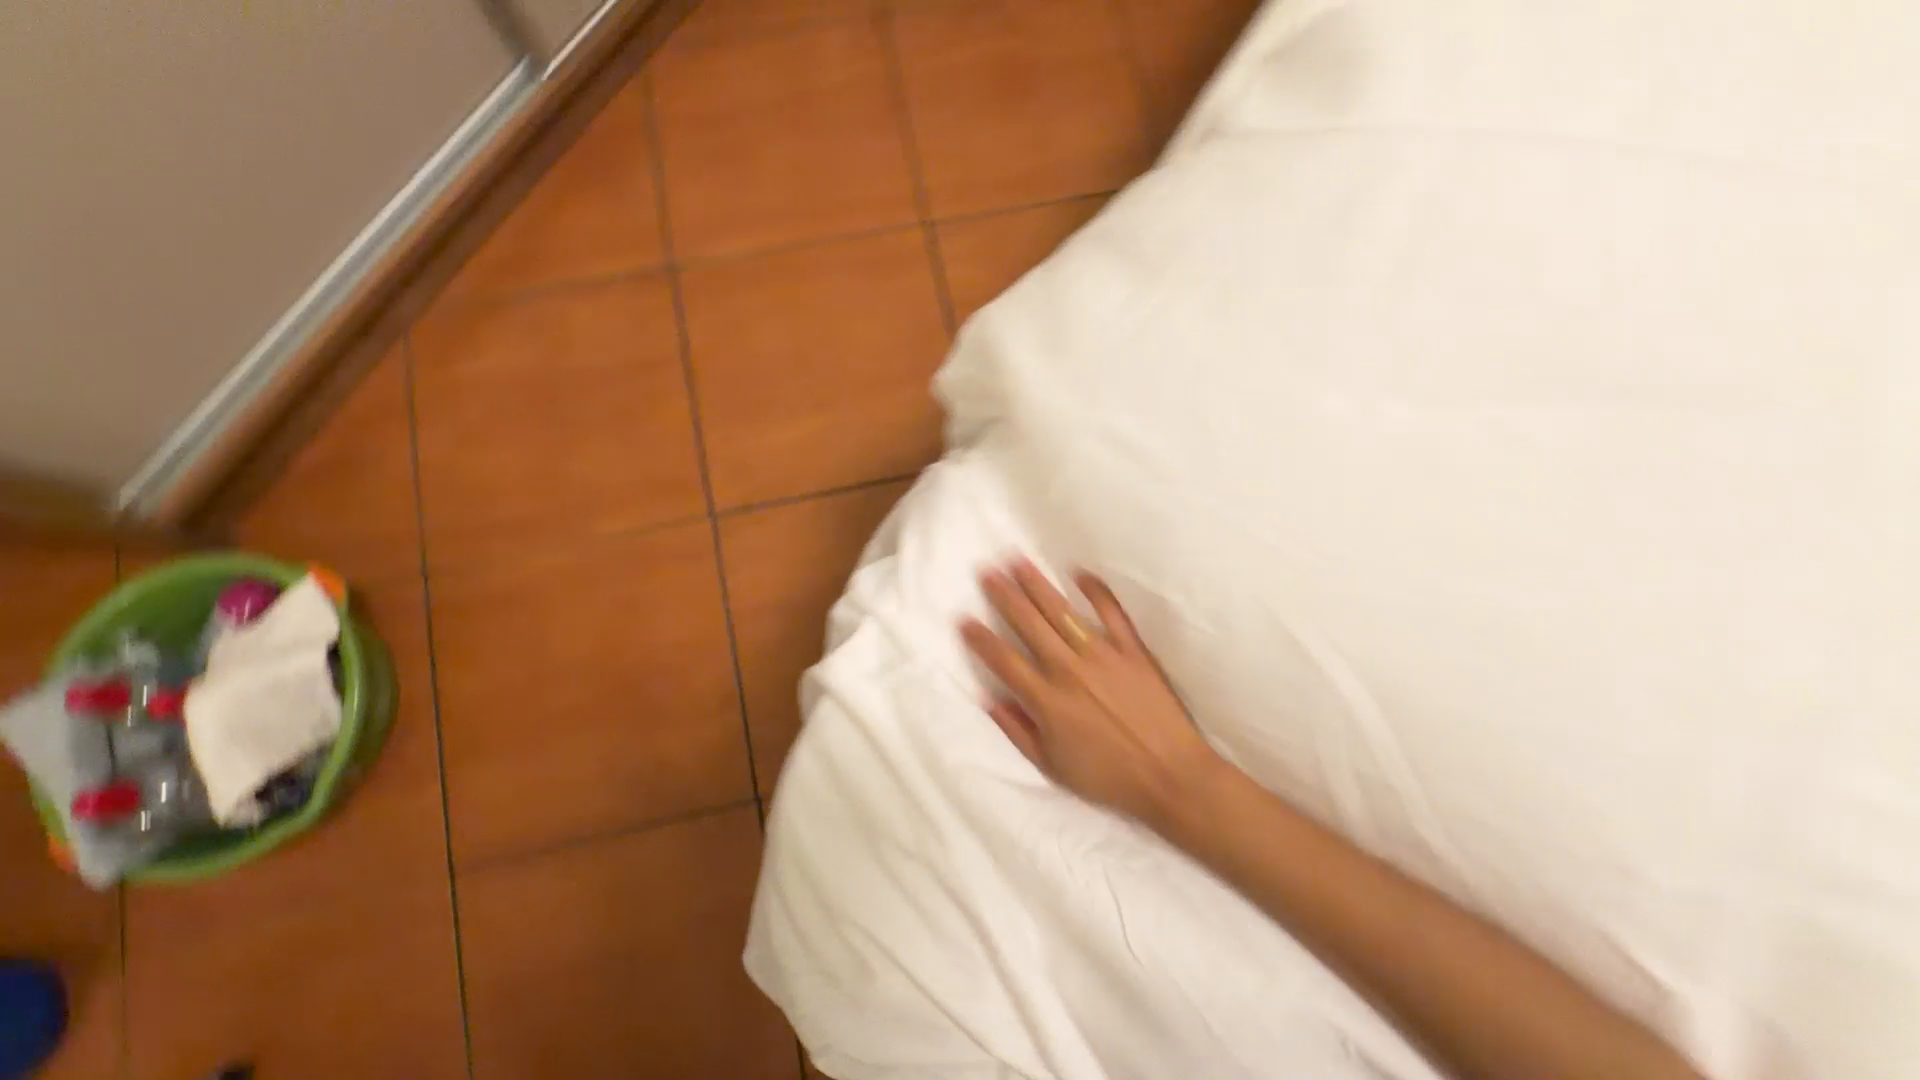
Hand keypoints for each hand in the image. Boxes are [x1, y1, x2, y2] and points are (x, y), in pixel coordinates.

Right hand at [960, 560, 1224, 828]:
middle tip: (987, 571)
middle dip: (1005, 596)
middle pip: (1028, 625)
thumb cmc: (1108, 777)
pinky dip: (1096, 591)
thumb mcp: (1053, 766)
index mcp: (1047, 701)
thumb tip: (990, 701)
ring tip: (1019, 561)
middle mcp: (1069, 670)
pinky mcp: (1132, 651)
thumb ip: (1019, 732)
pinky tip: (1080, 573)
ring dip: (1038, 585)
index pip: (1004, 660)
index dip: (981, 639)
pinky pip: (1112, 613)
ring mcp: (1102, 656)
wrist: (1169, 775)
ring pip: (1062, 612)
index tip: (964, 618)